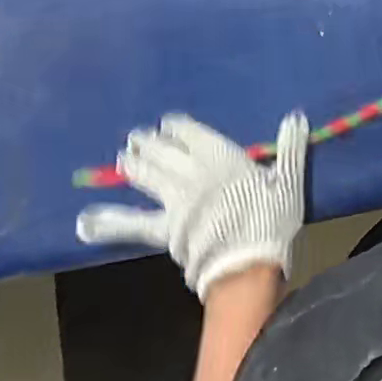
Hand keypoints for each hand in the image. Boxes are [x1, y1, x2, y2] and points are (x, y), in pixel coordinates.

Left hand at [76, 112, 308, 296]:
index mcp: (220, 157)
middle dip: (150, 142)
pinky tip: (85, 220)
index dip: (177, 127)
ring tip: (124, 157)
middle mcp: (191, 172)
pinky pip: (131, 222)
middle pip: (164, 151)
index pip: (191, 133)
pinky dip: (109, 220)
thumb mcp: (287, 181)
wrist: (248, 264)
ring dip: (134, 163)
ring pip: (147, 175)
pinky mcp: (163, 228)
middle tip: (139, 137)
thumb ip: (290, 148)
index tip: (168, 124)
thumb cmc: (272, 220)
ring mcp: (173, 200)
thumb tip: (296, 117)